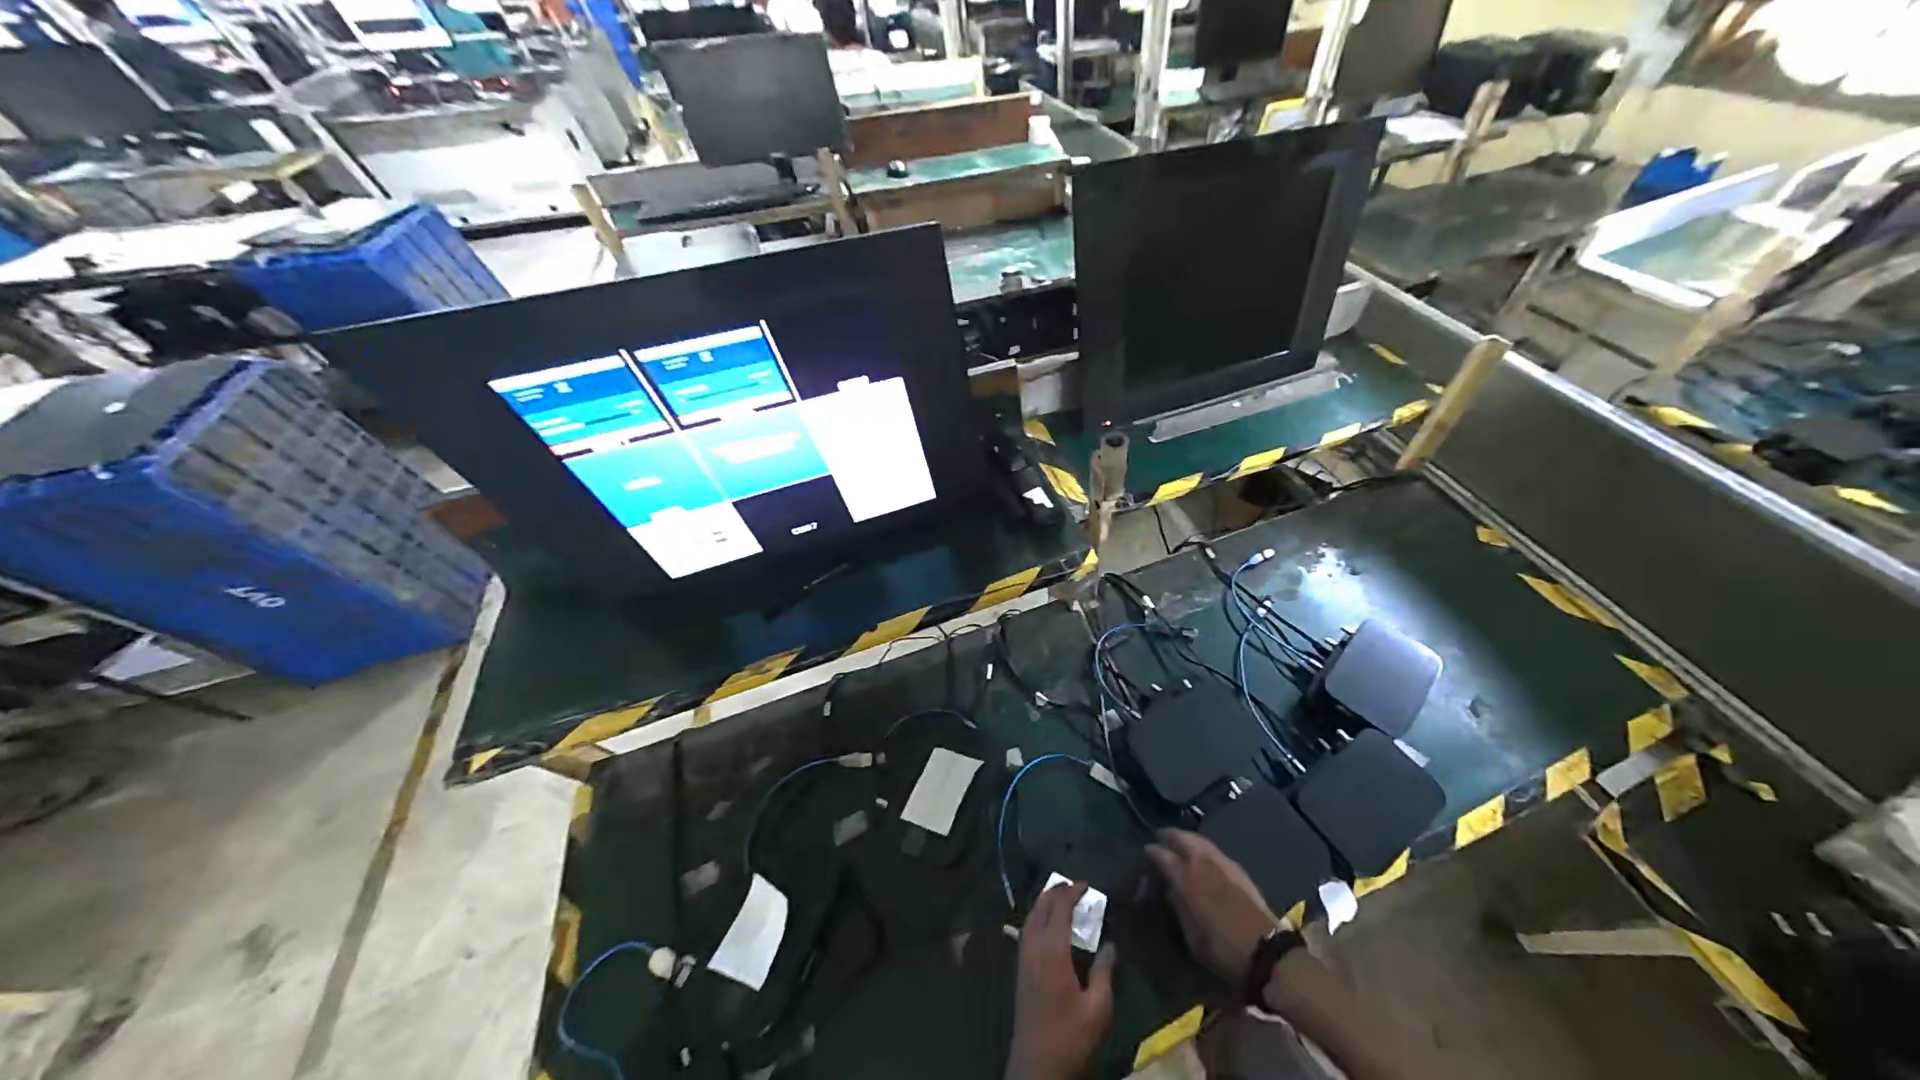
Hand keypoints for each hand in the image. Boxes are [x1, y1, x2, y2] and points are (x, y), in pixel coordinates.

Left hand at [1006, 881, 1116, 1079]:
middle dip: (1056, 891)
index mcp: (1052, 950)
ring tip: (1063, 899)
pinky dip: (1039, 918)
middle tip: (1074, 887)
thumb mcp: (1098, 1007)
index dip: (1072, 892)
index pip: (1060, 908)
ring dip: (1045, 903)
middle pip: (1040, 907)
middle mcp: (1033, 947)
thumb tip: (1109, 945)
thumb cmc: (1071, 1035)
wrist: (1037, 1063)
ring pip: (1031, 918)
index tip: (1087, 884)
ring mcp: (1023, 958)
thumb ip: (1104, 971)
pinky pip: (1027, 931)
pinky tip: (1050, 927)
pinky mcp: (1020, 970)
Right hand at [1144, 828, 1279, 985]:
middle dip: (1171, 835)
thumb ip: (1178, 906)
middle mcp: (1203, 864)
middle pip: (1184, 839)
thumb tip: (1170, 888)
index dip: (1153, 851)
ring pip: (1201, 841)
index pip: (1163, 855)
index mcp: (1186, 879)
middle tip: (1162, 836)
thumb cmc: (1222, 949)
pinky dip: (1204, 848)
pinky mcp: (1240, 871)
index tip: (1147, 850)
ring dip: (1188, 838)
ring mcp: (1224, 865)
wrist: (1267, 952)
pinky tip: (1203, 855)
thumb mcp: (1191, 934)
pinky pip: (1216, 851)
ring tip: (1180, 841)